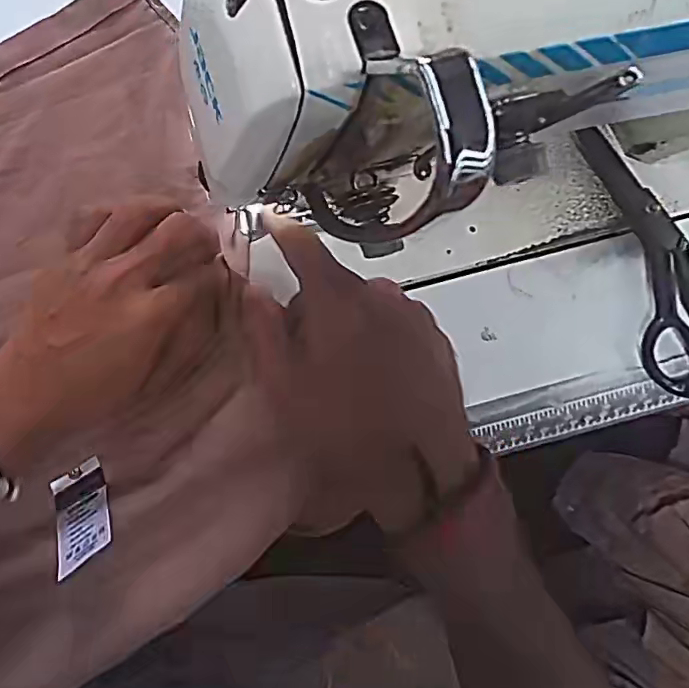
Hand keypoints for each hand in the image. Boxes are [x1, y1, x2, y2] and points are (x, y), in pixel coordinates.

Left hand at [0, 198, 232, 490]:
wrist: (28, 390)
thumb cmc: (91, 392)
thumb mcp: (148, 373)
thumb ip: (178, 330)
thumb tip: (200, 297)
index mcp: (149, 314)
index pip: (200, 277)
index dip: (216, 273)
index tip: (216, 274)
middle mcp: (124, 279)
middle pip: (178, 231)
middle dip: (202, 233)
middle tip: (204, 243)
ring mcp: (90, 262)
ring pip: (137, 211)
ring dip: (165, 209)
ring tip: (173, 217)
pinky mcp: (64, 257)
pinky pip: (92, 217)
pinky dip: (115, 213)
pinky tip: (125, 221)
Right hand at [242, 215, 479, 535]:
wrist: (422, 470)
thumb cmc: (345, 428)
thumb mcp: (283, 384)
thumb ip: (262, 328)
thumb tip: (253, 291)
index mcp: (337, 301)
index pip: (304, 245)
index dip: (282, 228)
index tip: (269, 218)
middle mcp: (379, 295)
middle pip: (333, 281)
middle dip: (314, 304)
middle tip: (307, 351)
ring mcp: (412, 313)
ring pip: (364, 302)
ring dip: (349, 321)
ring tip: (347, 371)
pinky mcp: (435, 334)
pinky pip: (394, 320)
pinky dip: (379, 335)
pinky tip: (378, 375)